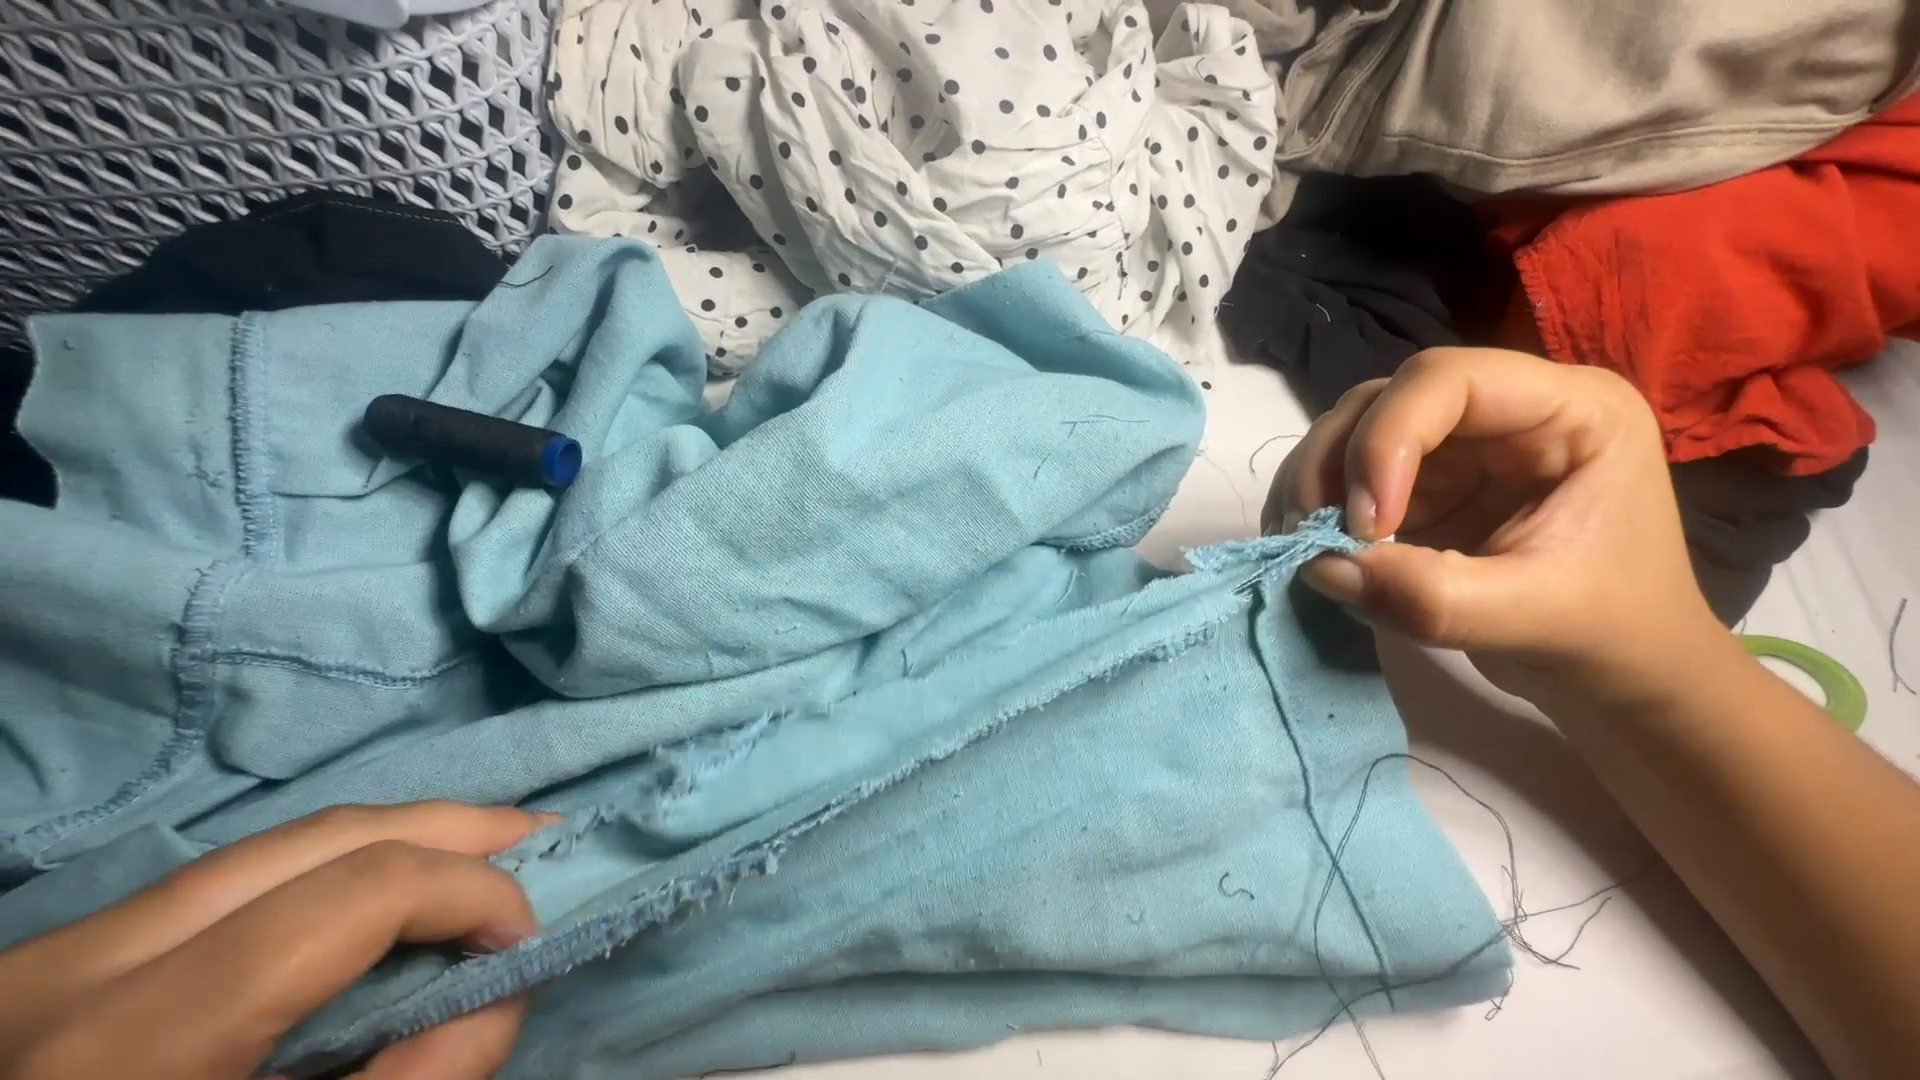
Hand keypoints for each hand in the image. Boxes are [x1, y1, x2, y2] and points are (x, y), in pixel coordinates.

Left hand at [0, 802, 550, 1079]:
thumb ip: (419, 1078)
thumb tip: (510, 980)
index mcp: (126, 1044)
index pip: (353, 895)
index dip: (469, 890)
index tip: (526, 934)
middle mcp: (78, 963)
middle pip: (322, 834)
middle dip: (453, 827)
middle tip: (540, 837)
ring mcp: (60, 946)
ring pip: (281, 837)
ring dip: (405, 832)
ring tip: (487, 843)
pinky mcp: (67, 949)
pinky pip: (241, 871)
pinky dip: (341, 861)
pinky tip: (395, 874)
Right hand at [1264, 347, 1727, 711]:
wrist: (1615, 673)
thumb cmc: (1608, 635)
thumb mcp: (1533, 618)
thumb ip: (1430, 596)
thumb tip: (1320, 566)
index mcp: (1568, 412)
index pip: (1446, 381)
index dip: (1387, 440)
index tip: (1369, 526)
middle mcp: (1502, 413)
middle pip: (1382, 401)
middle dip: (1332, 464)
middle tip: (1309, 534)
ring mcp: (1455, 448)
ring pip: (1349, 432)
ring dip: (1311, 485)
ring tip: (1302, 543)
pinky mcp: (1417, 487)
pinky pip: (1342, 477)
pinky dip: (1313, 509)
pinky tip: (1310, 548)